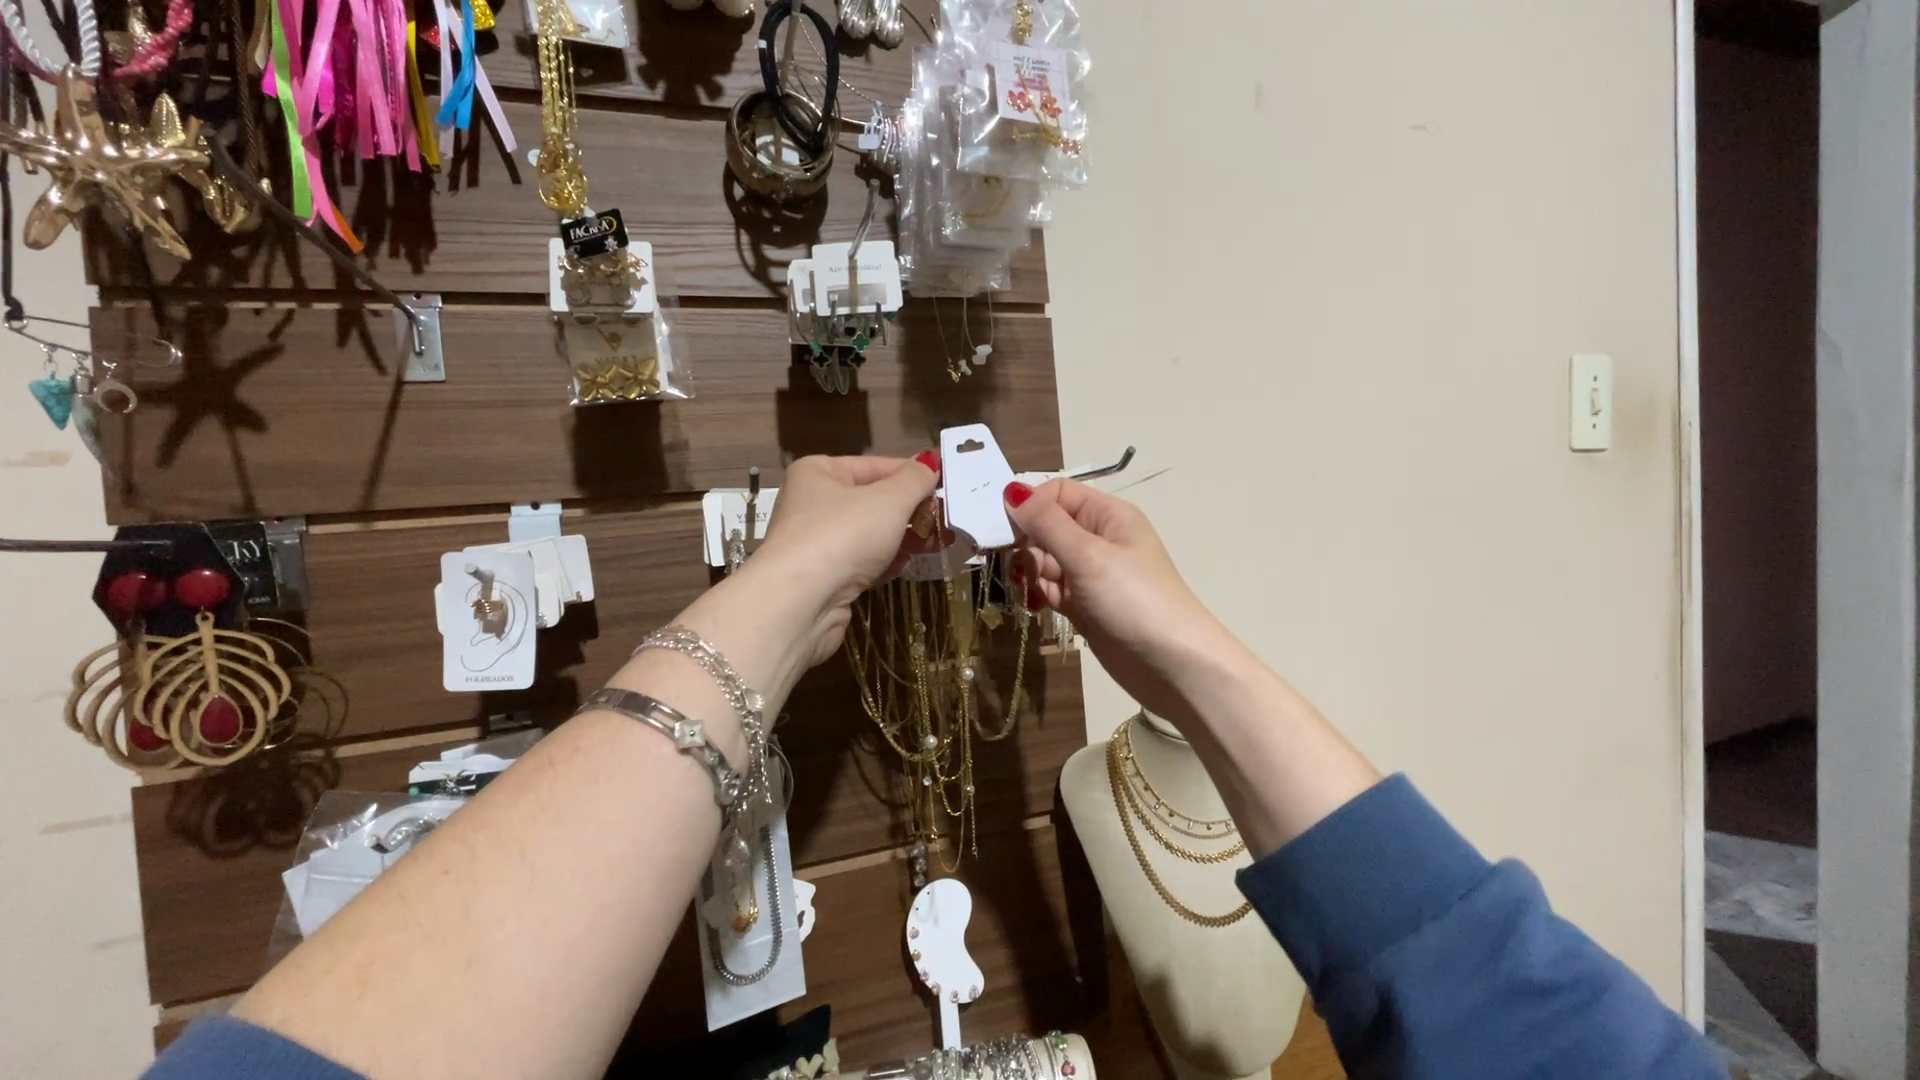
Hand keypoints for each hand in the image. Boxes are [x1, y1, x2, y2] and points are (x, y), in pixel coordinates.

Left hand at [748, 453, 940, 665]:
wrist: (801, 603)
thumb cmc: (844, 536)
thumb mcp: (889, 500)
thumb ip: (914, 480)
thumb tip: (931, 462)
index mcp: (818, 472)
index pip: (875, 466)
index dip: (912, 475)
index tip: (945, 485)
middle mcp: (811, 503)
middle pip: (871, 500)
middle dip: (909, 511)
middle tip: (944, 518)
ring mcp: (814, 543)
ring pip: (868, 534)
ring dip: (900, 538)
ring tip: (936, 542)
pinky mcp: (821, 578)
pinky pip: (860, 562)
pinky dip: (883, 562)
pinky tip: (904, 566)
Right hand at [1004, 479, 1234, 724]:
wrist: (1172, 666)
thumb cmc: (1133, 600)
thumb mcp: (1088, 555)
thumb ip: (1046, 522)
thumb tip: (1010, 489)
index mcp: (1108, 516)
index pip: (1057, 493)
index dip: (1029, 505)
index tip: (1003, 527)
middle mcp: (1099, 539)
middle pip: (1046, 526)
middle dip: (1026, 544)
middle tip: (1020, 568)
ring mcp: (1090, 575)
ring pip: (1044, 560)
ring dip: (1030, 573)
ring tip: (1035, 592)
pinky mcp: (1084, 605)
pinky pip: (1050, 589)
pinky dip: (1039, 594)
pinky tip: (1038, 606)